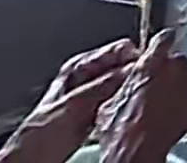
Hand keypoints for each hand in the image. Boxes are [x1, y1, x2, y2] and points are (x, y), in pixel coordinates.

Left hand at [0, 38, 136, 162]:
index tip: (148, 67)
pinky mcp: (94, 113)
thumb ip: (106, 83)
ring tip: (132, 103)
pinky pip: (117, 102)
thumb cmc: (39, 138)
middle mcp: (87, 77)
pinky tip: (122, 115)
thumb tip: (137, 66)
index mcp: (79, 66)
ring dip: (128, 93)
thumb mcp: (75, 105)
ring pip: (122, 85)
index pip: (119, 49)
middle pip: (123, 66)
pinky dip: (122, 106)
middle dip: (133, 76)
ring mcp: (91, 95)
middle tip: (141, 87)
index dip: (135, 57)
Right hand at [97, 30, 186, 162]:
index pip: (163, 37)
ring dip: (176, 82)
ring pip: (184, 73)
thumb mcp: (110, 103)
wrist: (139, 151)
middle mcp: (174, 64)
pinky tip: (173, 108)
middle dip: (166, 69)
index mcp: (152, 62)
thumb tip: (125, 82)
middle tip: (154, 88)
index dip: (161, 42)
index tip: (160, 45)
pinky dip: (186, 94)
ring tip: (162, 102)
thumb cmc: (122, 130)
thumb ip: (124, 83)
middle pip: (174, 58)